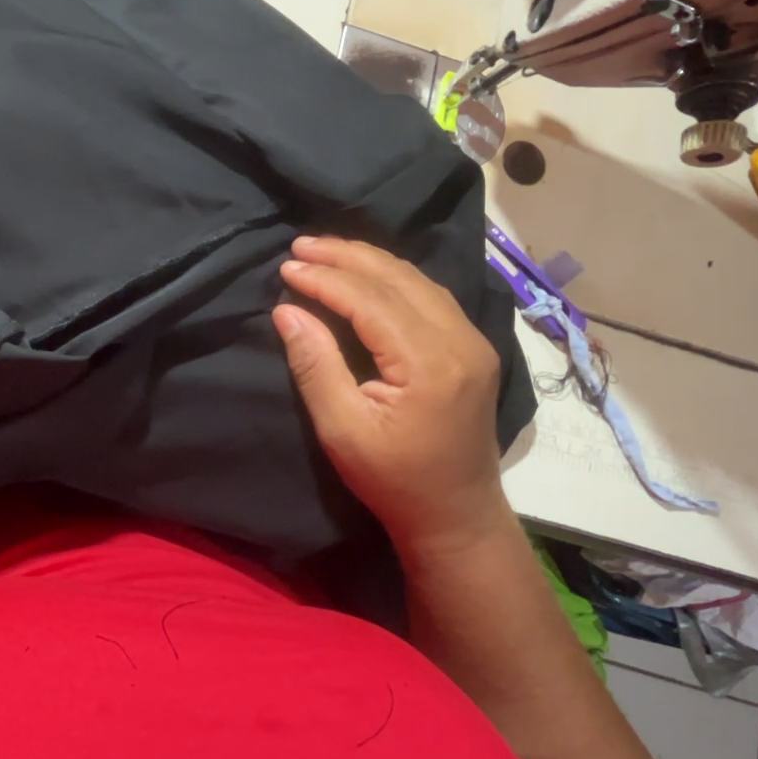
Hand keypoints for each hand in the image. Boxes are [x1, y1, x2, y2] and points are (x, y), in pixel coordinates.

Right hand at [273, 236, 506, 544]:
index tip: (285, 267)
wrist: (454, 513)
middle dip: (346, 256)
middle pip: (398, 278)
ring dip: (369, 262)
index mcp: (428, 363)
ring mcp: (473, 342)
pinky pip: (431, 295)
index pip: (371, 299)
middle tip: (300, 245)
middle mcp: (459, 340)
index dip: (325, 279)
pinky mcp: (473, 348)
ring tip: (325, 252)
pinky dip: (392, 278)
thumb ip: (315, 365)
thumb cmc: (391, 478)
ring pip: (418, 280)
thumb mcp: (340, 428)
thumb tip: (286, 310)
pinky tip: (366, 274)